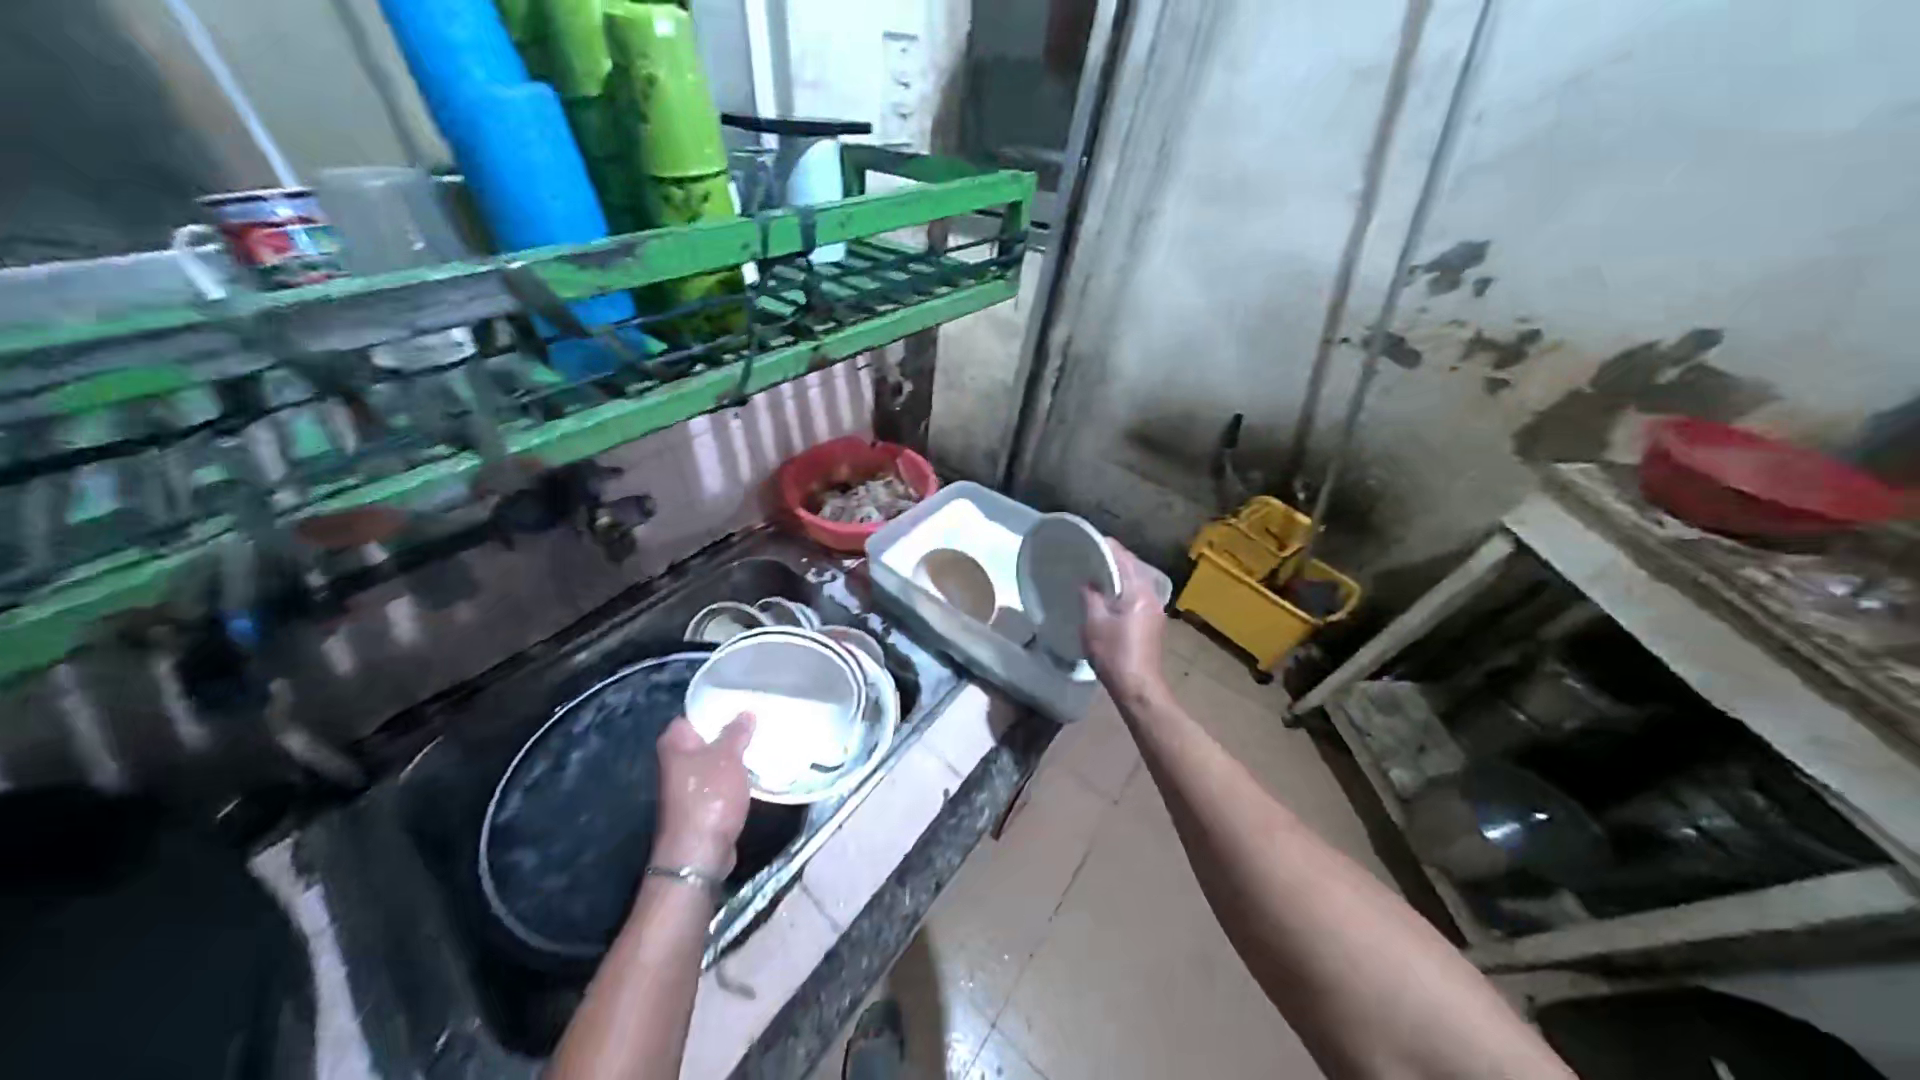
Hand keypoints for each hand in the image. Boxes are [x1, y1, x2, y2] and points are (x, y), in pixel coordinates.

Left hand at [651, 713, 754, 877]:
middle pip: (708, 735)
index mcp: (675, 742)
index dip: (719, 705)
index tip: (745, 700)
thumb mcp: (727, 757)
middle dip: (732, 728)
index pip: (695, 712)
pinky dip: (737, 773)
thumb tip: (745, 712)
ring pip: (717, 757)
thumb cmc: (709, 797)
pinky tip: (758, 766)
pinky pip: (722, 777)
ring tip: (765, 738)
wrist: (699, 852)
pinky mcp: (703, 800)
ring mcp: (689, 781)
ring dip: (737, 752)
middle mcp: (677, 759)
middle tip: (761, 717)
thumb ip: (737, 732)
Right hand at [1081, 539, 1168, 699]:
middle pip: (1132, 566)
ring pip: (1136, 580)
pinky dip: (1122, 587)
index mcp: (1138, 591)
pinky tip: (1107, 594)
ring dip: (1117, 573)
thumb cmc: (1114, 653)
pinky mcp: (1152, 621)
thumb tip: (1088, 581)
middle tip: (1087, 555)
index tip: (1087, 540)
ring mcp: (1155, 609)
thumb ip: (1090, 595)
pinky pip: (1137, 594)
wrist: (1138, 687)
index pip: (1123, 557)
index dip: (1106, 546)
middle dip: (1112, 558)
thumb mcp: (1094, 622)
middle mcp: (1152, 595)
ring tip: (1095, 572)